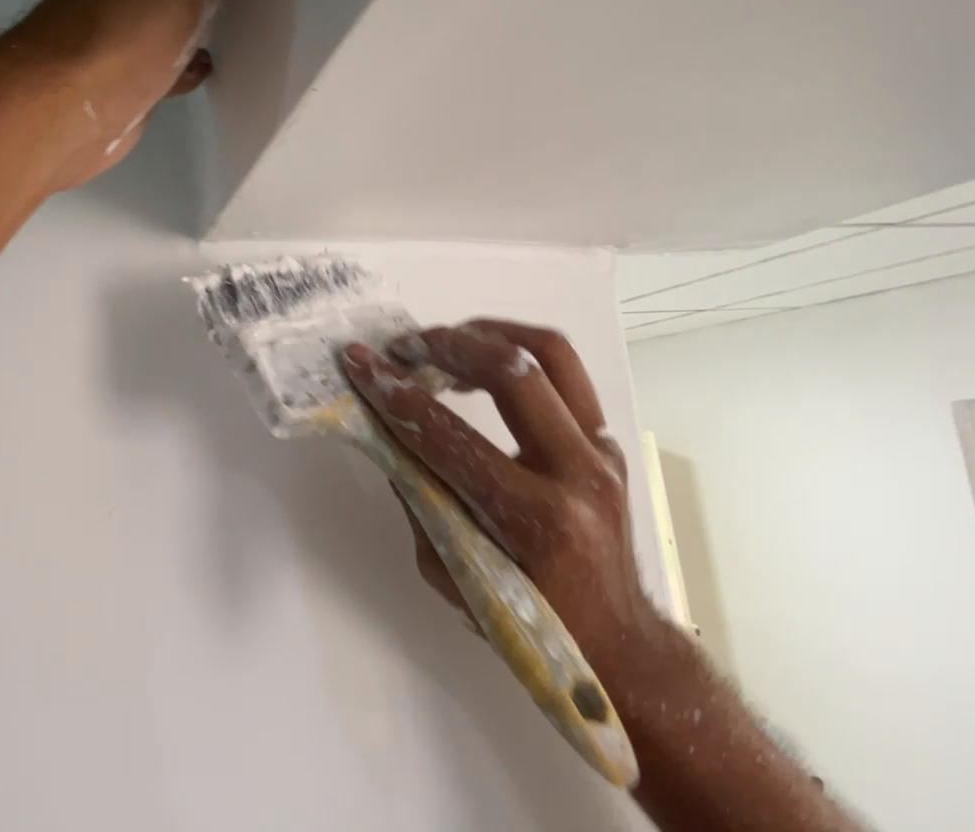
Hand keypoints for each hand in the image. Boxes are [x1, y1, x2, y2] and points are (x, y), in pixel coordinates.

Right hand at [340, 321, 663, 681]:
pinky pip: (565, 375)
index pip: (450, 438)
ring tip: (444, 341)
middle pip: (515, 373)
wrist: (615, 640)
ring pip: (551, 355)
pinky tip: (482, 365)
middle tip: (403, 346)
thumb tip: (389, 435)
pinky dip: (517, 355)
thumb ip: (420, 499)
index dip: (396, 395)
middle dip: (447, 345)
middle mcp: (577, 475)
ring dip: (489, 334)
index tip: (360, 364)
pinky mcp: (607, 443)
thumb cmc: (525, 622)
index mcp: (534, 519)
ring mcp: (601, 454)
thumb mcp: (451, 572)